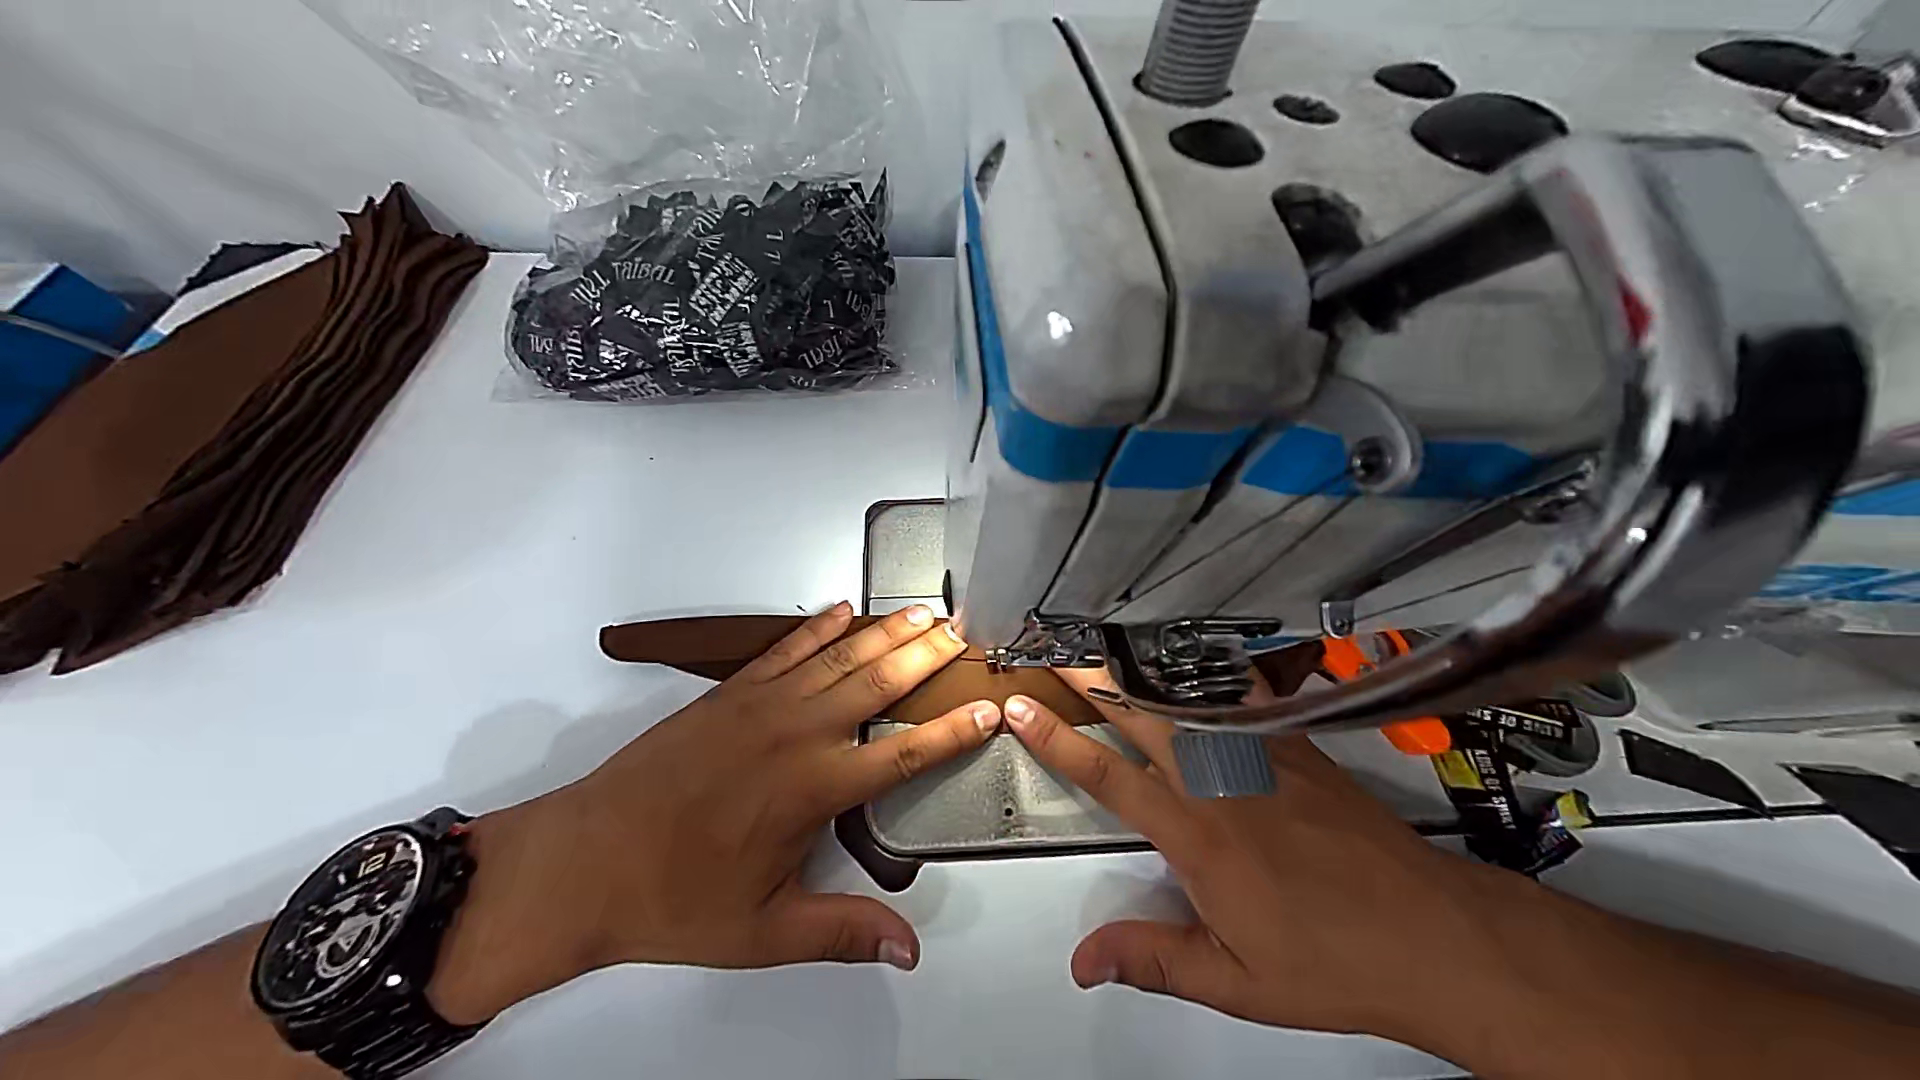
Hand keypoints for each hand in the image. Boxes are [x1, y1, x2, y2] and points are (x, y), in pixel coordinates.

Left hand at [428, 602, 997, 1022]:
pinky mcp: (729, 692)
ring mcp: (761, 704)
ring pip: (840, 656)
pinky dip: (818, 628)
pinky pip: (786, 649)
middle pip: (879, 683)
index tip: (989, 708)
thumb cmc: (676, 899)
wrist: (585, 861)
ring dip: (886, 632)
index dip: (953, 731)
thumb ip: (842, 932)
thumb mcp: (764, 931)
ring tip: (924, 612)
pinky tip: (842, 611)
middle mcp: (797, 734)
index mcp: (814, 788)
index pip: (904, 753)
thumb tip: (908, 949)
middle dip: (928, 655)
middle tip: (963, 632)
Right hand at [1001, 670, 1531, 1045]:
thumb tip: (1085, 962)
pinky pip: (1247, 697)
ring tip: (1112, 646)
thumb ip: (1152, 958)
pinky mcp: (1297, 748)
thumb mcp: (1234, 980)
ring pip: (1187, 699)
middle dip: (1090, 680)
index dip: (1056, 740)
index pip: (1106, 775)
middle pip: (1139, 716)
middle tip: (1057, 653)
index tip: (1022, 709)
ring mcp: (1262, 757)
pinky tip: (1199, 656)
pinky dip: (1214, 672)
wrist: (1432, 935)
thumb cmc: (1333, 960)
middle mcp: (1221, 783)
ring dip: (1143, 670)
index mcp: (1195, 835)